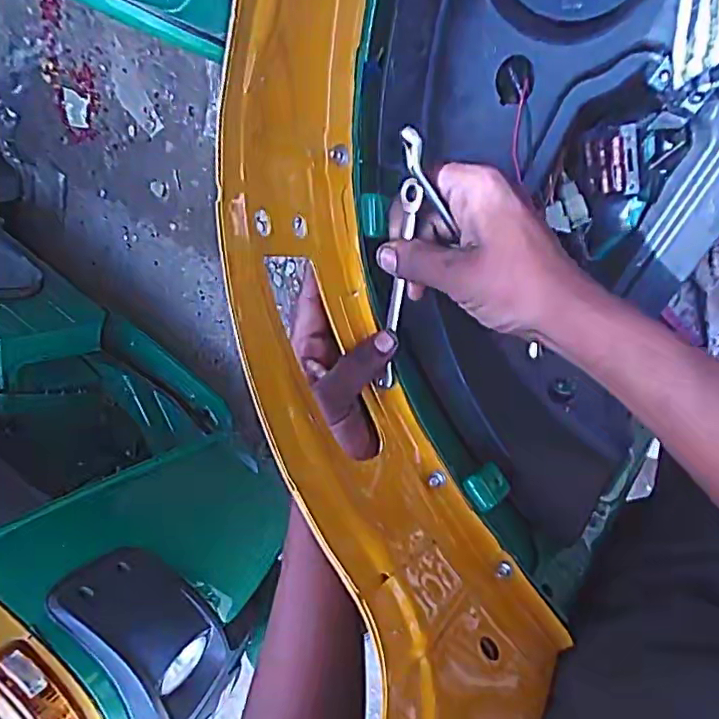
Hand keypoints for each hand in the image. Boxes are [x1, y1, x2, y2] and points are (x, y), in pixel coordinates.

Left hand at [289, 268, 396, 459]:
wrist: (342, 476)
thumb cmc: (315, 440)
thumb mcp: (327, 399)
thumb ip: (353, 368)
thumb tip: (385, 339)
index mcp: (305, 343)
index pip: (314, 293)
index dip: (329, 265)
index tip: (351, 242)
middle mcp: (332, 346)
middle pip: (350, 304)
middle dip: (369, 285)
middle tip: (390, 261)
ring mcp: (358, 360)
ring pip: (374, 325)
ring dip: (388, 313)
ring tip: (404, 287)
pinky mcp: (381, 376)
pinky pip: (394, 352)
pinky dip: (404, 342)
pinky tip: (412, 327)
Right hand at [374, 163, 601, 343]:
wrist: (561, 313)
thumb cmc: (523, 288)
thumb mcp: (456, 275)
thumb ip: (415, 261)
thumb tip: (387, 253)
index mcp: (478, 188)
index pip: (422, 181)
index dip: (405, 213)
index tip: (397, 244)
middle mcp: (487, 195)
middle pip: (431, 208)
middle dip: (417, 243)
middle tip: (410, 274)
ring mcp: (495, 218)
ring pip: (445, 229)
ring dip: (432, 258)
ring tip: (429, 287)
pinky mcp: (500, 240)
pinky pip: (463, 243)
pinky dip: (450, 263)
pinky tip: (448, 285)